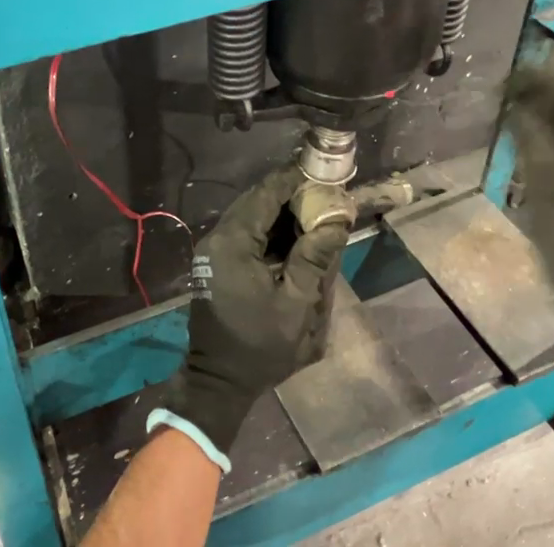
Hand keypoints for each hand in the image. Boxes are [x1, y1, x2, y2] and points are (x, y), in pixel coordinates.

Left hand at [158, 167, 348, 458]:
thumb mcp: (296, 303)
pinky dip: (271, 228)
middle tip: (327, 191)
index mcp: (233, 242)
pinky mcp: (218, 261)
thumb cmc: (260, 345)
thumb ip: (315, 256)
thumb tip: (339, 216)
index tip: (325, 172)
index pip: (265, 194)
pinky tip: (297, 234)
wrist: (220, 380)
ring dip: (282, 210)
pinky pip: (246, 232)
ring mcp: (215, 248)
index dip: (295, 179)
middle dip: (291, 193)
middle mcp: (218, 237)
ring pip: (252, 214)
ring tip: (318, 208)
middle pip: (257, 200)